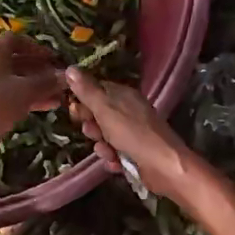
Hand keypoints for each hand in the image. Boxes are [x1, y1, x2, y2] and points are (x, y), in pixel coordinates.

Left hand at [0, 35, 62, 148]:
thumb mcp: (26, 90)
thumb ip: (47, 81)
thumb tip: (67, 76)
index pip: (14, 40)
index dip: (35, 46)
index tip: (52, 58)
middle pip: (17, 61)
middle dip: (41, 69)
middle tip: (61, 78)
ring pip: (17, 81)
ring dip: (39, 86)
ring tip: (61, 95)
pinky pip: (13, 96)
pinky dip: (30, 98)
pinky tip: (50, 106)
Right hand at [64, 66, 197, 199]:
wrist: (163, 166)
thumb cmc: (132, 133)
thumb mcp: (105, 109)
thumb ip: (87, 90)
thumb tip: (70, 68)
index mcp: (124, 95)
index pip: (98, 89)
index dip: (83, 99)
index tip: (72, 109)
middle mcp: (129, 111)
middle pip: (100, 115)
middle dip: (92, 126)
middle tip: (92, 131)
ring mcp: (133, 133)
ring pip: (106, 137)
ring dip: (102, 146)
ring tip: (107, 151)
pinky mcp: (135, 153)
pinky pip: (116, 153)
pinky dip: (113, 159)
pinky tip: (116, 162)